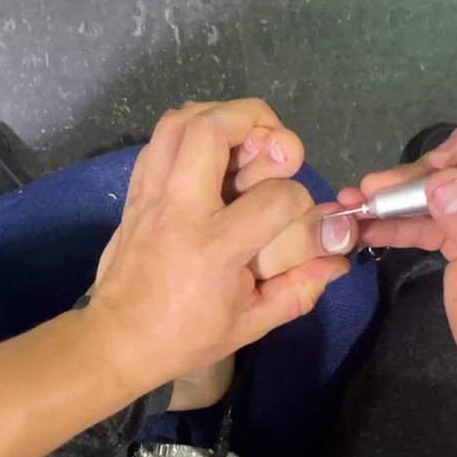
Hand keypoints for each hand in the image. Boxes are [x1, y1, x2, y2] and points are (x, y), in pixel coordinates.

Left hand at [89, 99, 352, 399]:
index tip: (296, 220)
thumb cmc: (186, 336)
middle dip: (256, 121)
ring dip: (218, 116)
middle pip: (213, 130)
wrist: (118, 340)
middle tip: (274, 145)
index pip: (276, 197)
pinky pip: (158, 142)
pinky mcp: (134, 195)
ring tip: (243, 139)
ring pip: (178, 122)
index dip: (300, 200)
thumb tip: (338, 255)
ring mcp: (151, 197)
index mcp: (213, 248)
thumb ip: (299, 288)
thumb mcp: (250, 323)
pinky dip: (187, 133)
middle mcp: (179, 211)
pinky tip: (208, 155)